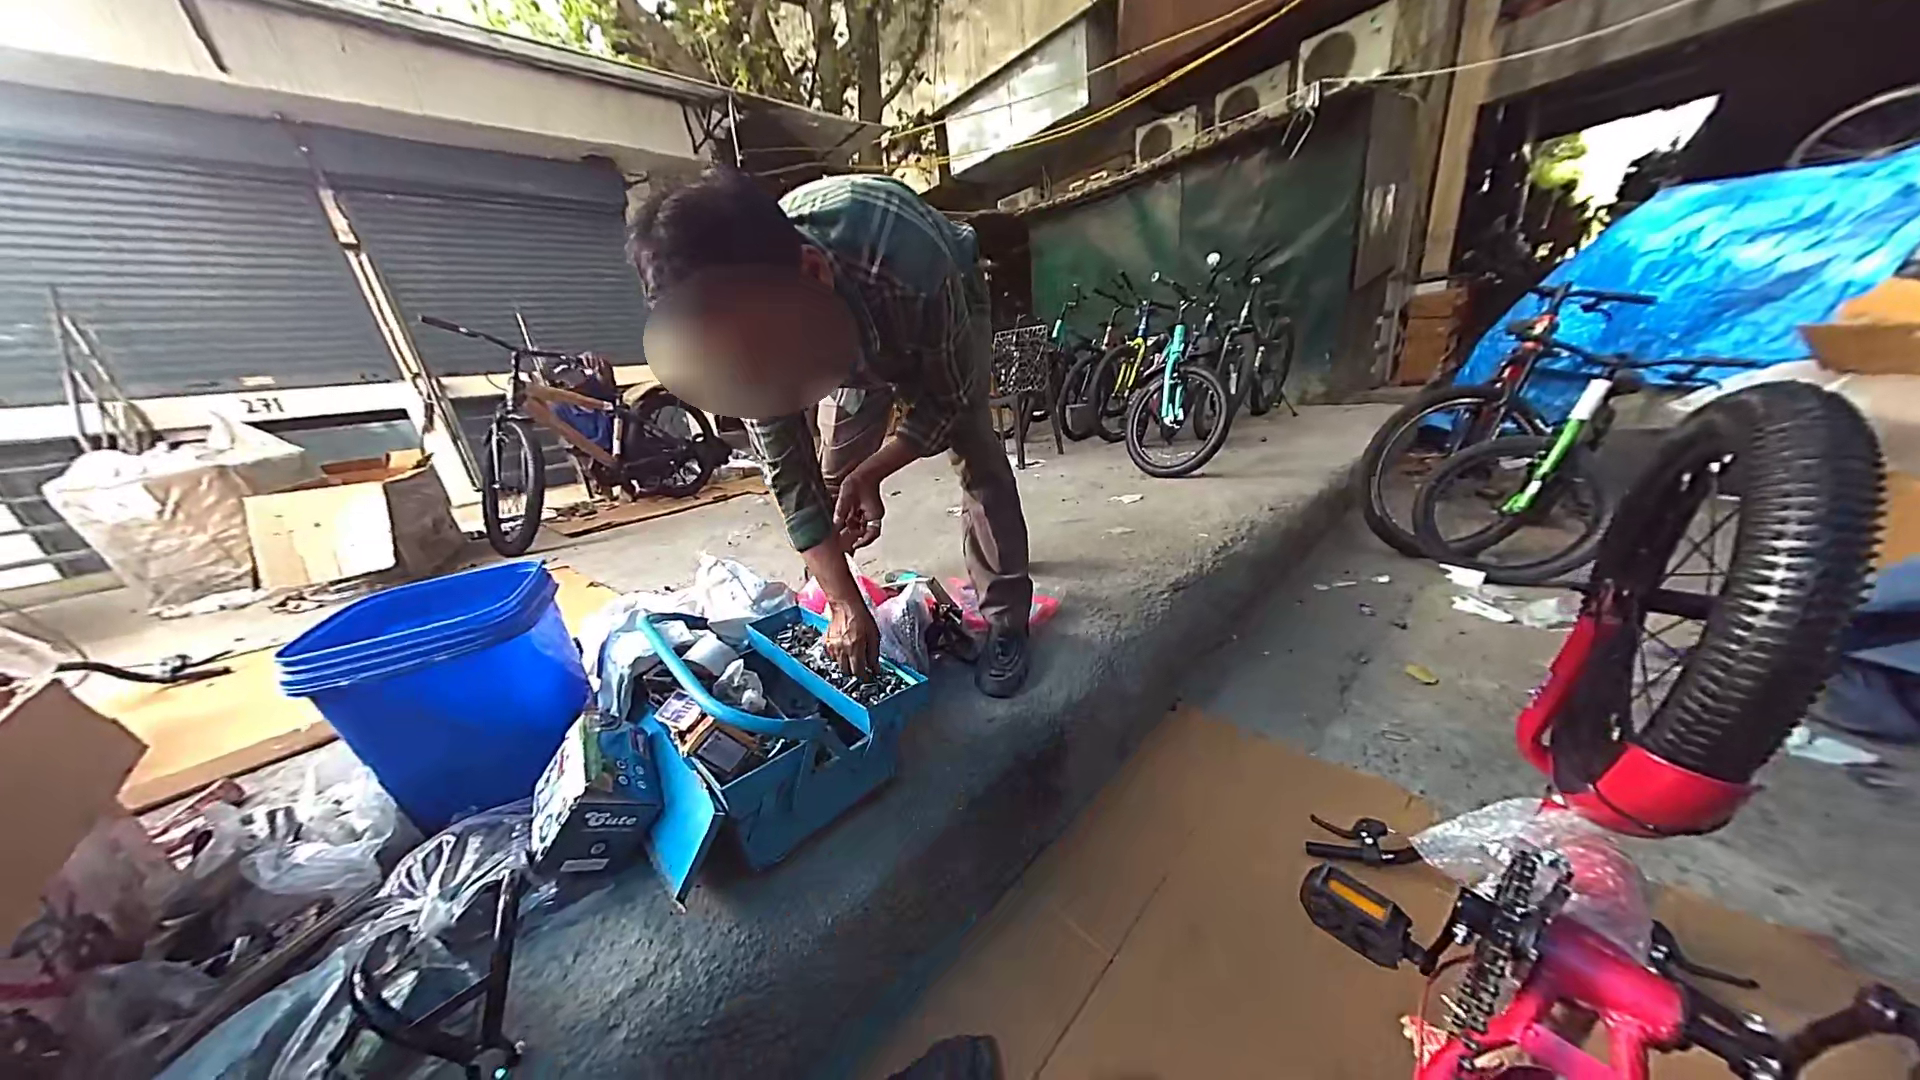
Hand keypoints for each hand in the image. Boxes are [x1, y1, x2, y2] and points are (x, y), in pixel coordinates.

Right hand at [823, 599, 880, 677]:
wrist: (846, 605)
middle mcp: (842, 650)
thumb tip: (876, 668)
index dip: (865, 677)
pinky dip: (839, 657)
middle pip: (847, 671)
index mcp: (855, 648)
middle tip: (862, 668)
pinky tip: (845, 651)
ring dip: (847, 665)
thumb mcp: (874, 636)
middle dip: (855, 672)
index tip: (869, 676)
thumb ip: (874, 654)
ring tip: (854, 657)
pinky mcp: (827, 642)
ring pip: (839, 665)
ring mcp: (833, 647)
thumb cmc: (861, 617)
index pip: (858, 672)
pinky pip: (832, 656)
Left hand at [833, 470, 885, 550]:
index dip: (863, 542)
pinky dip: (848, 522)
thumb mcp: (847, 497)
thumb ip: (841, 511)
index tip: (854, 546)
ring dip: (849, 529)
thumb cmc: (860, 481)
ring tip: (838, 532)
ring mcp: (867, 513)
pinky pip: (855, 520)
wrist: (864, 471)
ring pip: (858, 527)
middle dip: (853, 537)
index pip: (872, 534)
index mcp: (874, 515)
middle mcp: (872, 516)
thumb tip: (836, 523)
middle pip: (863, 532)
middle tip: (842, 543)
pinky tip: (840, 522)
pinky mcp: (862, 509)